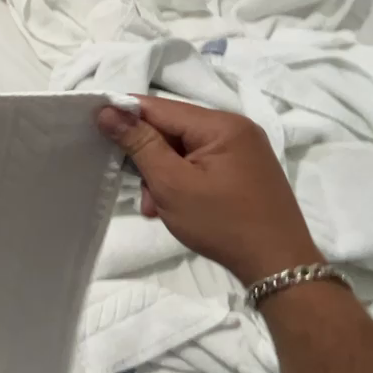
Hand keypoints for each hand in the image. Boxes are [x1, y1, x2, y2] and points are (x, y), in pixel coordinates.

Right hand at [95, 95, 322, 286]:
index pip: (158, 107)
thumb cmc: (222, 223)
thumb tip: (107, 111)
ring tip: (156, 206)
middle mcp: (235, 128)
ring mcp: (242, 149)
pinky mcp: (243, 168)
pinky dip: (180, 179)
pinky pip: (199, 162)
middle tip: (136, 188)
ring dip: (161, 172)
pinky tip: (174, 205)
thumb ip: (138, 143)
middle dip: (146, 155)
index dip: (124, 116)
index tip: (95, 131)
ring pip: (182, 148)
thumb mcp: (171, 183)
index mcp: (221, 125)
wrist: (278, 266)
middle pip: (170, 127)